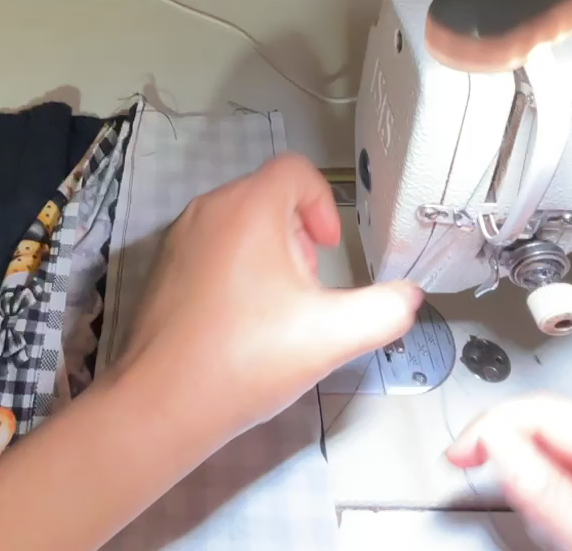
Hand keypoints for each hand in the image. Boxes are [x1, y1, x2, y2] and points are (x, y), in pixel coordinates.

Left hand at [111, 153, 422, 444]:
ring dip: (268, 251)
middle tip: (305, 290)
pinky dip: (235, 263)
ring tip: (274, 309)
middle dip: (298, 235)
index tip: (329, 251)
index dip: (323, 203)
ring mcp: (180, 232)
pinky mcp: (163, 260)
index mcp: (249, 207)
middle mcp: (210, 206)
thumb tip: (409, 295)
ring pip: (240, 219)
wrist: (162, 401)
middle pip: (269, 196)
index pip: (296, 170)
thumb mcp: (332, 336)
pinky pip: (211, 241)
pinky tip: (238, 318)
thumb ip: (384, 310)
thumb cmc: (249, 357)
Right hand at [447, 394, 571, 550]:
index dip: (492, 427)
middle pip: (552, 432)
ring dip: (535, 484)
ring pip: (565, 461)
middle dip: (513, 458)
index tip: (457, 455)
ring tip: (535, 522)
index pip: (546, 410)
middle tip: (481, 484)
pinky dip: (560, 504)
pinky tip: (563, 529)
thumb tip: (498, 444)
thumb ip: (558, 497)